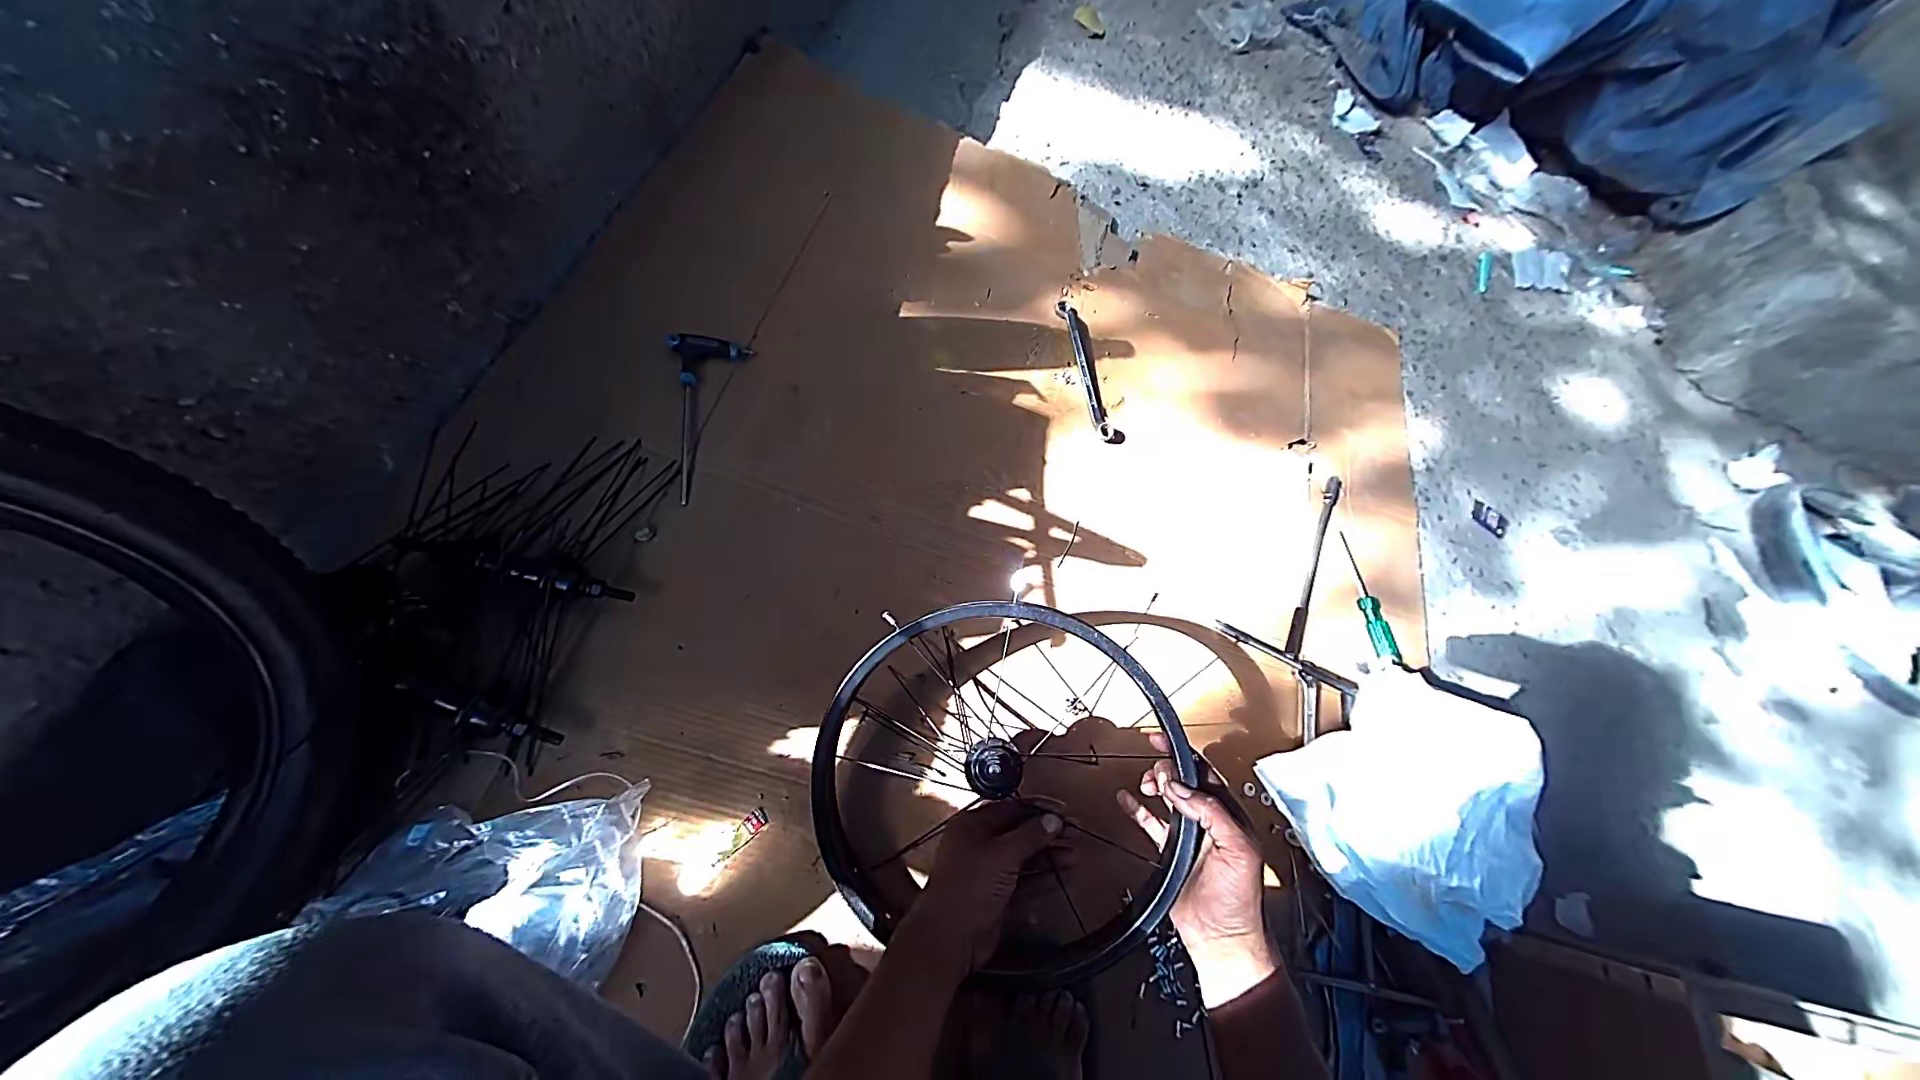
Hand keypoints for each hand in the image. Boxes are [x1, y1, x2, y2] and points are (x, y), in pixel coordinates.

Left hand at [893, 801, 1064, 977]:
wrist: (951, 938)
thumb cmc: (968, 888)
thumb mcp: (1002, 855)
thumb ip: (1029, 836)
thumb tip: (1052, 819)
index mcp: (973, 825)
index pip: (1011, 808)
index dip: (1038, 809)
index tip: (1063, 812)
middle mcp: (979, 843)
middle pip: (1019, 832)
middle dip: (1047, 833)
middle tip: (1074, 834)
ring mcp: (988, 869)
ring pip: (1023, 855)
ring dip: (1048, 854)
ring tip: (1074, 855)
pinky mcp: (996, 893)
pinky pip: (1023, 878)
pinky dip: (1042, 875)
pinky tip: (1062, 873)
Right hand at [1116, 733, 1277, 1006]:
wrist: (1222, 938)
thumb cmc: (1240, 901)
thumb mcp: (1238, 850)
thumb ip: (1213, 814)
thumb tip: (1181, 788)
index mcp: (1228, 814)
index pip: (1205, 773)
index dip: (1184, 754)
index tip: (1163, 742)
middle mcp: (1208, 819)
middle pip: (1183, 780)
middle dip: (1166, 768)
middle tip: (1155, 773)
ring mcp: (1188, 834)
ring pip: (1166, 796)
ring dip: (1153, 784)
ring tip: (1144, 784)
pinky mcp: (1170, 850)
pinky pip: (1150, 822)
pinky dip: (1137, 809)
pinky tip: (1127, 799)